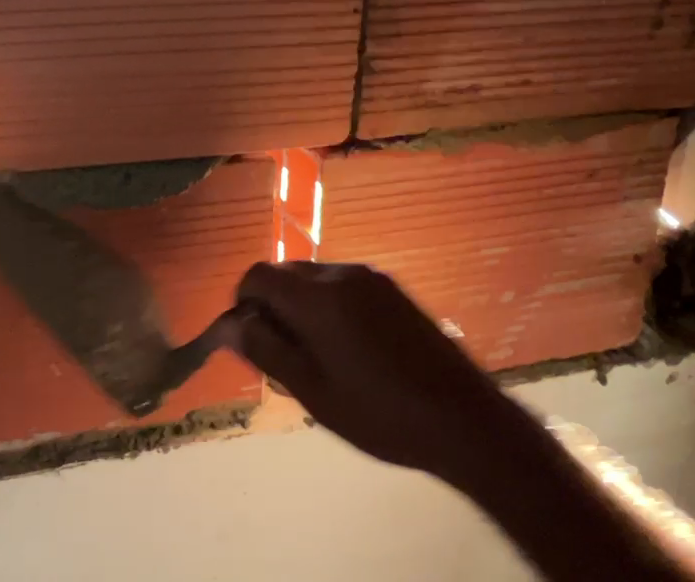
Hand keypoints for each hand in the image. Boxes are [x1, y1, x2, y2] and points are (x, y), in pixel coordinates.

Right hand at [224, 261, 516, 484]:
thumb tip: (226, 326)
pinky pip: (343, 286)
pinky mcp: (394, 290)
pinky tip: (350, 349)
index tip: (251, 342)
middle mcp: (341, 275)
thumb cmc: (380, 415)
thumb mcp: (312, 391)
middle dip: (272, 305)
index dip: (243, 304)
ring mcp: (372, 279)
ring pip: (314, 279)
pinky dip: (330, 306)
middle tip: (283, 354)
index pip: (256, 276)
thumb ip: (265, 351)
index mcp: (316, 298)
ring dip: (301, 305)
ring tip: (317, 356)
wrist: (467, 422)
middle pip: (284, 272)